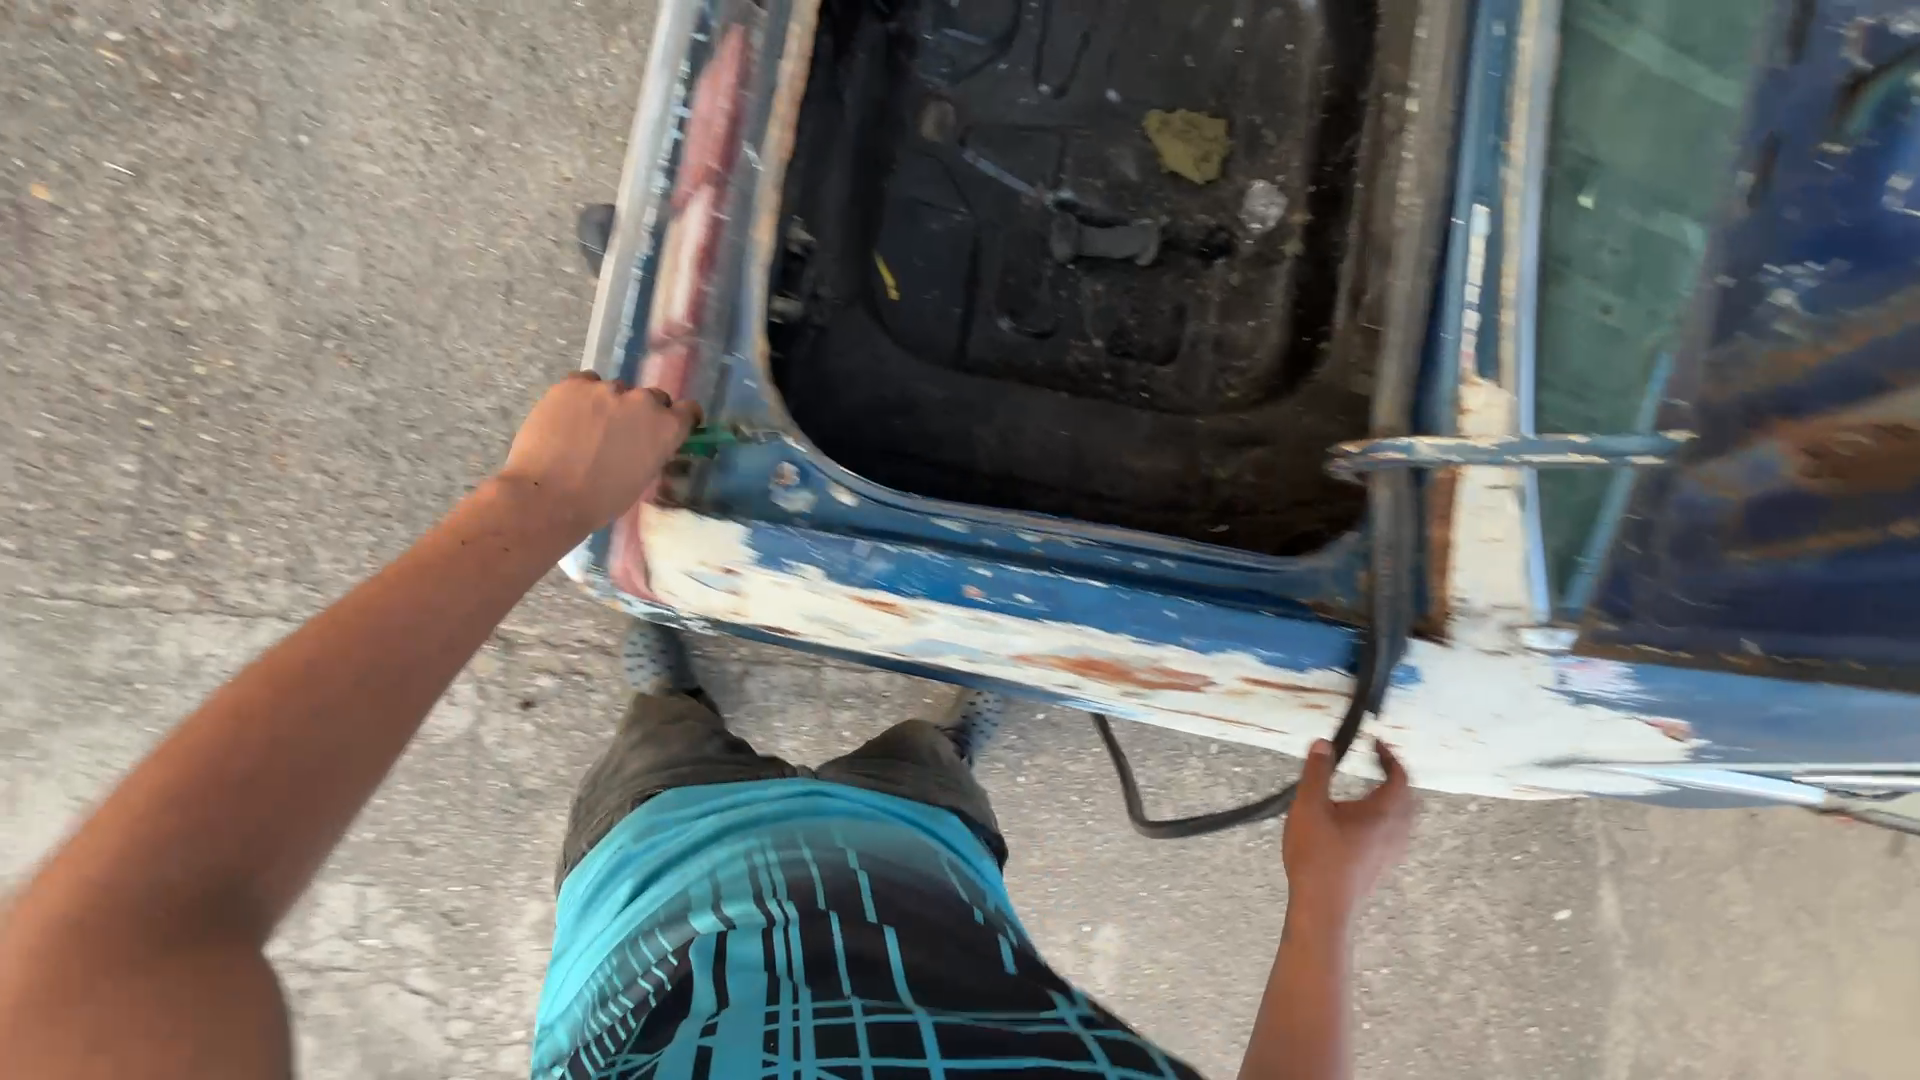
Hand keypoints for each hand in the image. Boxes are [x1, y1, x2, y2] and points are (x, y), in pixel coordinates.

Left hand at [495, 372, 700, 534]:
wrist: (548, 495)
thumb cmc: (601, 499)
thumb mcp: (643, 478)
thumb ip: (653, 450)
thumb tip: (646, 442)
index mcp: (666, 428)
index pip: (688, 410)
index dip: (682, 417)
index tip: (672, 425)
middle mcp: (643, 401)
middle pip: (652, 397)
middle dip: (643, 412)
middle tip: (624, 432)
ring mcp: (607, 389)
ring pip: (616, 390)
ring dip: (610, 404)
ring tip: (589, 426)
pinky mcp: (573, 384)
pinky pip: (585, 382)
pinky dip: (583, 395)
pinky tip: (570, 415)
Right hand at [1282, 739, 1414, 927]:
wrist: (1322, 906)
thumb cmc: (1316, 853)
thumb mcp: (1309, 805)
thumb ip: (1317, 772)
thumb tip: (1324, 743)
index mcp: (1384, 813)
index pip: (1399, 777)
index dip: (1389, 756)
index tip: (1372, 742)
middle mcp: (1396, 831)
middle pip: (1407, 797)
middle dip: (1393, 775)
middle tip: (1373, 761)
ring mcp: (1392, 851)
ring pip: (1403, 817)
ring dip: (1391, 796)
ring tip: (1367, 787)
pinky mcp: (1382, 865)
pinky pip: (1394, 831)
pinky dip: (1385, 815)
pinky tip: (1359, 820)